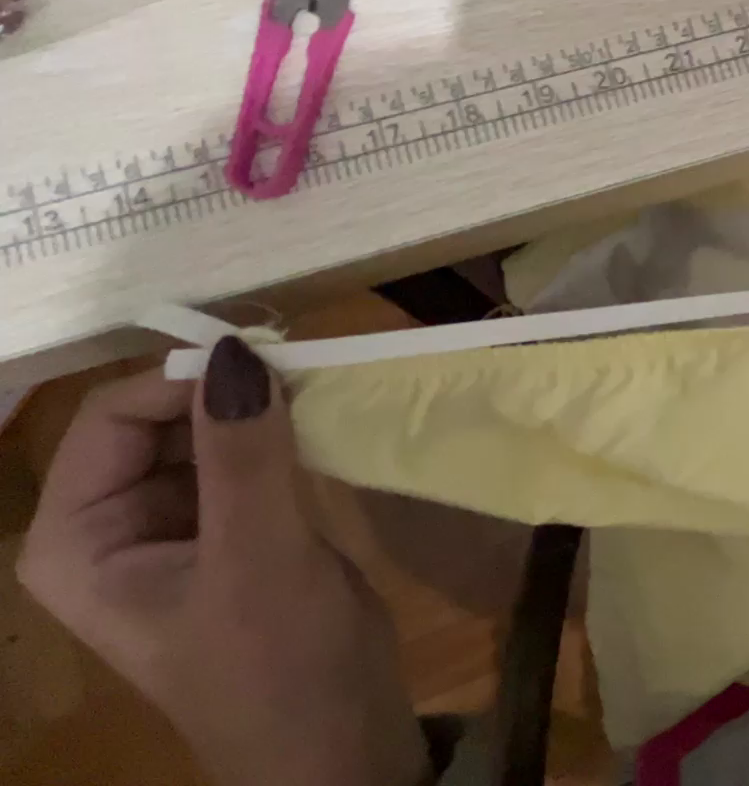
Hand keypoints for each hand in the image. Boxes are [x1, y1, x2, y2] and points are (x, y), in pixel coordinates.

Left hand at [16, 337, 428, 785]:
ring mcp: (184, 528)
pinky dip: (288, 434)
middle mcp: (119, 525)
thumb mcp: (258, 557)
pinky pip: (252, 460)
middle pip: (159, 422)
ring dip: (264, 408)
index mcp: (81, 539)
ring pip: (211, 435)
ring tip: (328, 393)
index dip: (186, 383)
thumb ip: (244, 457)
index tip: (280, 364)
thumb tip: (237, 352)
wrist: (333, 730)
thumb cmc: (274, 660)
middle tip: (313, 372)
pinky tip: (330, 427)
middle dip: (229, 391)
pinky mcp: (243, 529)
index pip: (112, 422)